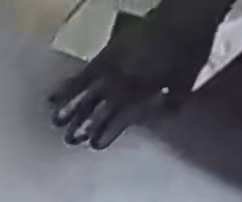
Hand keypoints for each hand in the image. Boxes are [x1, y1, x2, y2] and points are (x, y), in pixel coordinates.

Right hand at [48, 15, 214, 148]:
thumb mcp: (188, 78)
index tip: (94, 145)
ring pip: (82, 103)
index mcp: (136, 101)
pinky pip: (78, 80)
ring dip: (68, 115)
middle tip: (71, 140)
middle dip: (80, 130)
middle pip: (92, 118)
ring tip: (55, 124)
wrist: (188, 16)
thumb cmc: (191, 47)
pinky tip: (49, 100)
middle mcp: (117, 94)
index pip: (112, 127)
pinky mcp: (102, 60)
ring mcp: (108, 78)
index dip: (102, 137)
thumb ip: (175, 99)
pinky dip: (64, 90)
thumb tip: (171, 116)